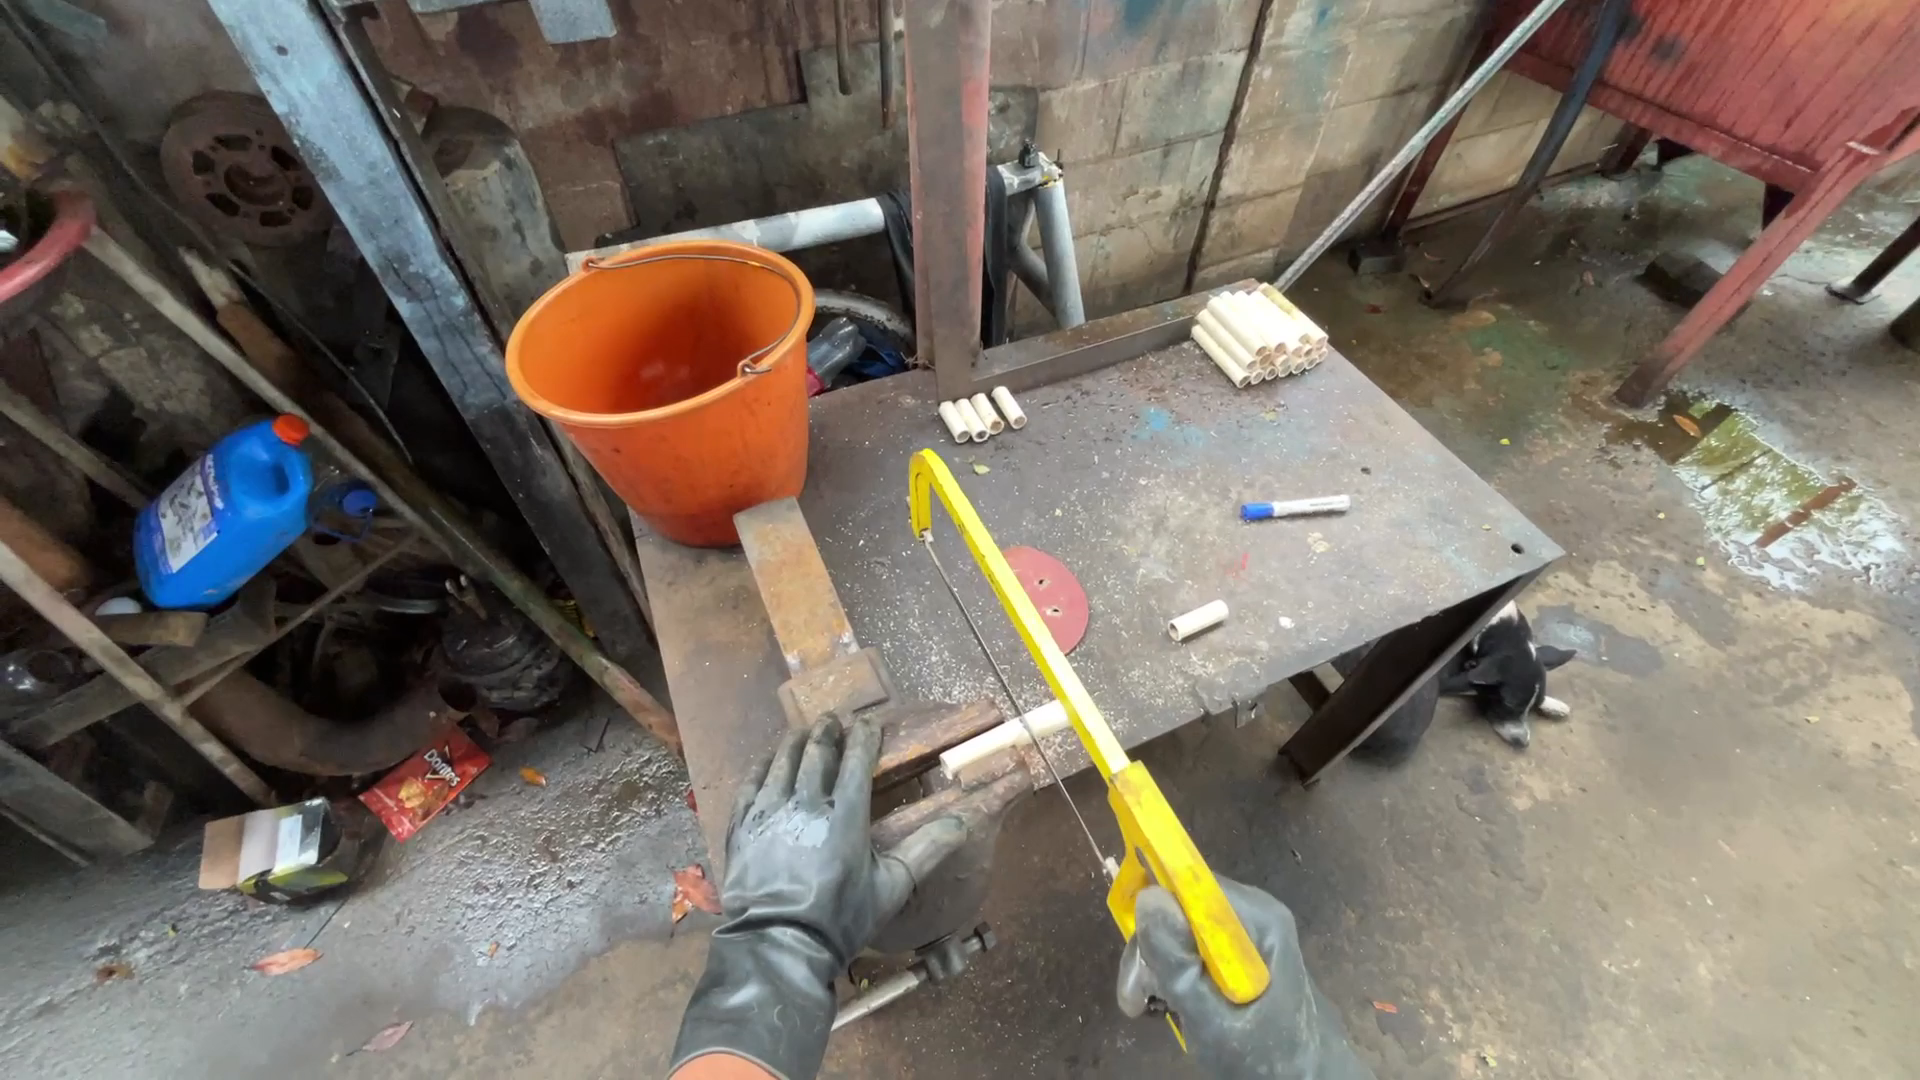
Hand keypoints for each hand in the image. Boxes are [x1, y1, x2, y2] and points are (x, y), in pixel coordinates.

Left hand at [672, 715, 968, 1078]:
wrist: (777, 949)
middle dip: (828, 732)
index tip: (868, 722)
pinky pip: (750, 785)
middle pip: (817, 754)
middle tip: (834, 718)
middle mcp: (806, 804)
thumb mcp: (891, 887)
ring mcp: (770, 814)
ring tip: (803, 730)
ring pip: (782, 762)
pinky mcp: (742, 828)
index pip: (855, 761)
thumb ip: (927, 849)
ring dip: (795, 741)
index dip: (863, 737)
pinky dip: (761, 765)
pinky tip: (768, 758)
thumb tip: (963, 820)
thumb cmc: (840, 919)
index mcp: (845, 815)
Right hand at [1117, 878, 1374, 1079]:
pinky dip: (1174, 973)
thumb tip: (1148, 896)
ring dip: (1157, 967)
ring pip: (1179, 928)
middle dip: (1152, 952)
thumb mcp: (1214, 1021)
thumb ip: (1180, 964)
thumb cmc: (1269, 1062)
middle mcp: (1250, 912)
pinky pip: (1191, 945)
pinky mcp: (1237, 949)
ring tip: (1153, 1007)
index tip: (1136, 962)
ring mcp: (1245, 930)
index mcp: (1258, 917)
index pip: (1188, 885)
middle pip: (1179, 908)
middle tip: (1138, 1001)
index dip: (1154, 914)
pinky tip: (1173, 1002)